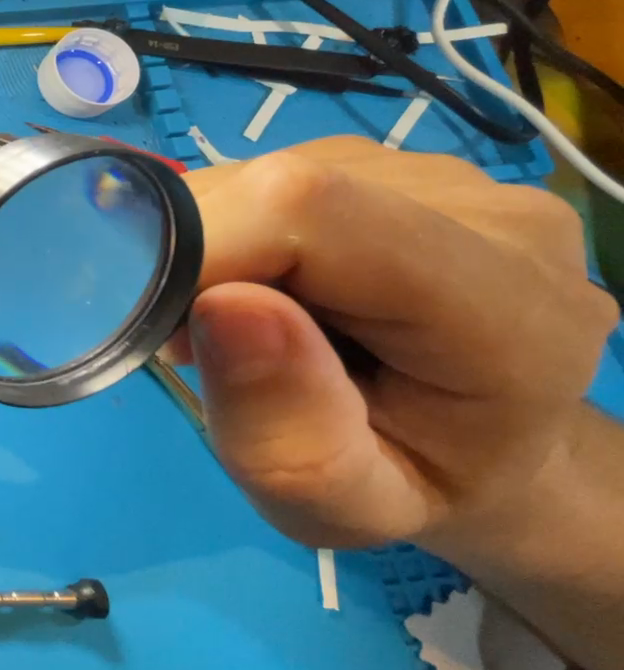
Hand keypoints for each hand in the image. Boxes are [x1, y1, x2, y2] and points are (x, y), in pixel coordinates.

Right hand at [175, 138, 617, 558]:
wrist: (484, 451)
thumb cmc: (408, 490)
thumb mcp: (335, 506)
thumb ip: (283, 433)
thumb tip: (223, 301)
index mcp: (500, 308)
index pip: (305, 211)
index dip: (202, 249)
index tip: (169, 331)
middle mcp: (485, 213)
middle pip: (271, 190)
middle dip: (197, 261)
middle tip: (204, 345)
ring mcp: (443, 175)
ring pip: (257, 177)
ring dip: (210, 249)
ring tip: (245, 323)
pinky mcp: (394, 163)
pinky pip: (264, 176)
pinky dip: (230, 233)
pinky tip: (271, 287)